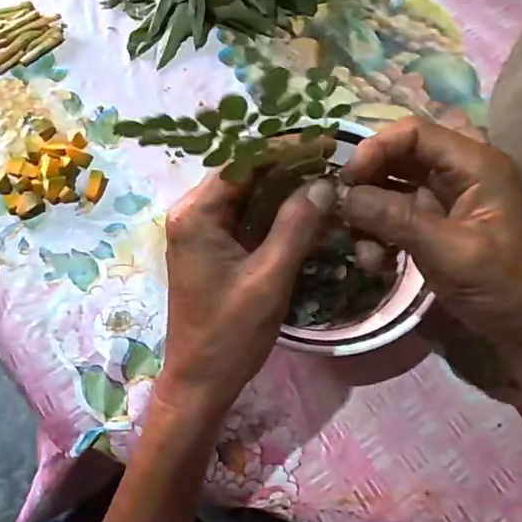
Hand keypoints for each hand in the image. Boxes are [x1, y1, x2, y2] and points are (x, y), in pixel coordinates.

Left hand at [151, 169, 332, 432]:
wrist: (200, 380)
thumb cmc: (230, 334)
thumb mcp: (268, 278)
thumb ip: (295, 226)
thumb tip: (323, 183)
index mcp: (196, 215)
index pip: (241, 162)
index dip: (283, 148)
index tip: (323, 142)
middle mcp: (191, 215)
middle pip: (242, 174)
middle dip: (285, 165)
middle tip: (331, 159)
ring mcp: (199, 232)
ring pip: (245, 195)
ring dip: (281, 187)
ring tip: (325, 177)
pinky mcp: (210, 249)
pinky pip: (243, 218)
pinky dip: (272, 212)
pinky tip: (304, 207)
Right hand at [339, 118, 521, 351]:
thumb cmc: (506, 287)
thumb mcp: (451, 253)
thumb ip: (397, 220)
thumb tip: (344, 196)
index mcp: (475, 166)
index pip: (415, 133)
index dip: (376, 147)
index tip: (347, 179)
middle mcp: (458, 175)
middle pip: (397, 158)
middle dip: (366, 185)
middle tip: (342, 213)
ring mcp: (444, 203)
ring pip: (389, 190)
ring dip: (369, 217)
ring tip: (366, 253)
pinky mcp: (432, 229)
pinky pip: (392, 219)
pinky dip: (378, 237)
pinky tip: (379, 265)